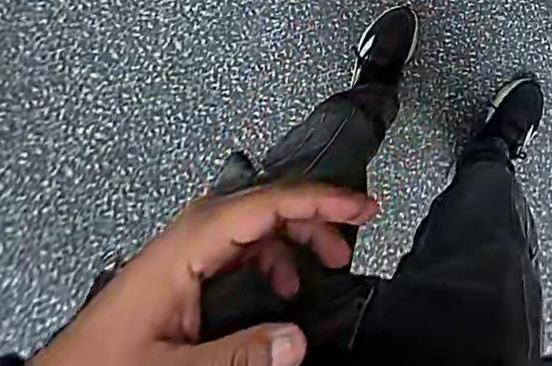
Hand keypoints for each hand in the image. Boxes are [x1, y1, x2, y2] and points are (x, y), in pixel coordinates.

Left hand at [33, 183, 379, 365]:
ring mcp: (192, 244)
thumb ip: (236, 355)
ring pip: (264, 221)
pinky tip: (287, 283)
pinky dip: (278, 255)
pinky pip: (247, 243)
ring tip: (330, 260)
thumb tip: (298, 341)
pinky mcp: (189, 263)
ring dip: (301, 236)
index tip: (363, 208)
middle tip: (358, 229)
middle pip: (275, 203)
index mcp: (193, 239)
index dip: (326, 201)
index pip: (275, 201)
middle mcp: (196, 230)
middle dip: (321, 215)